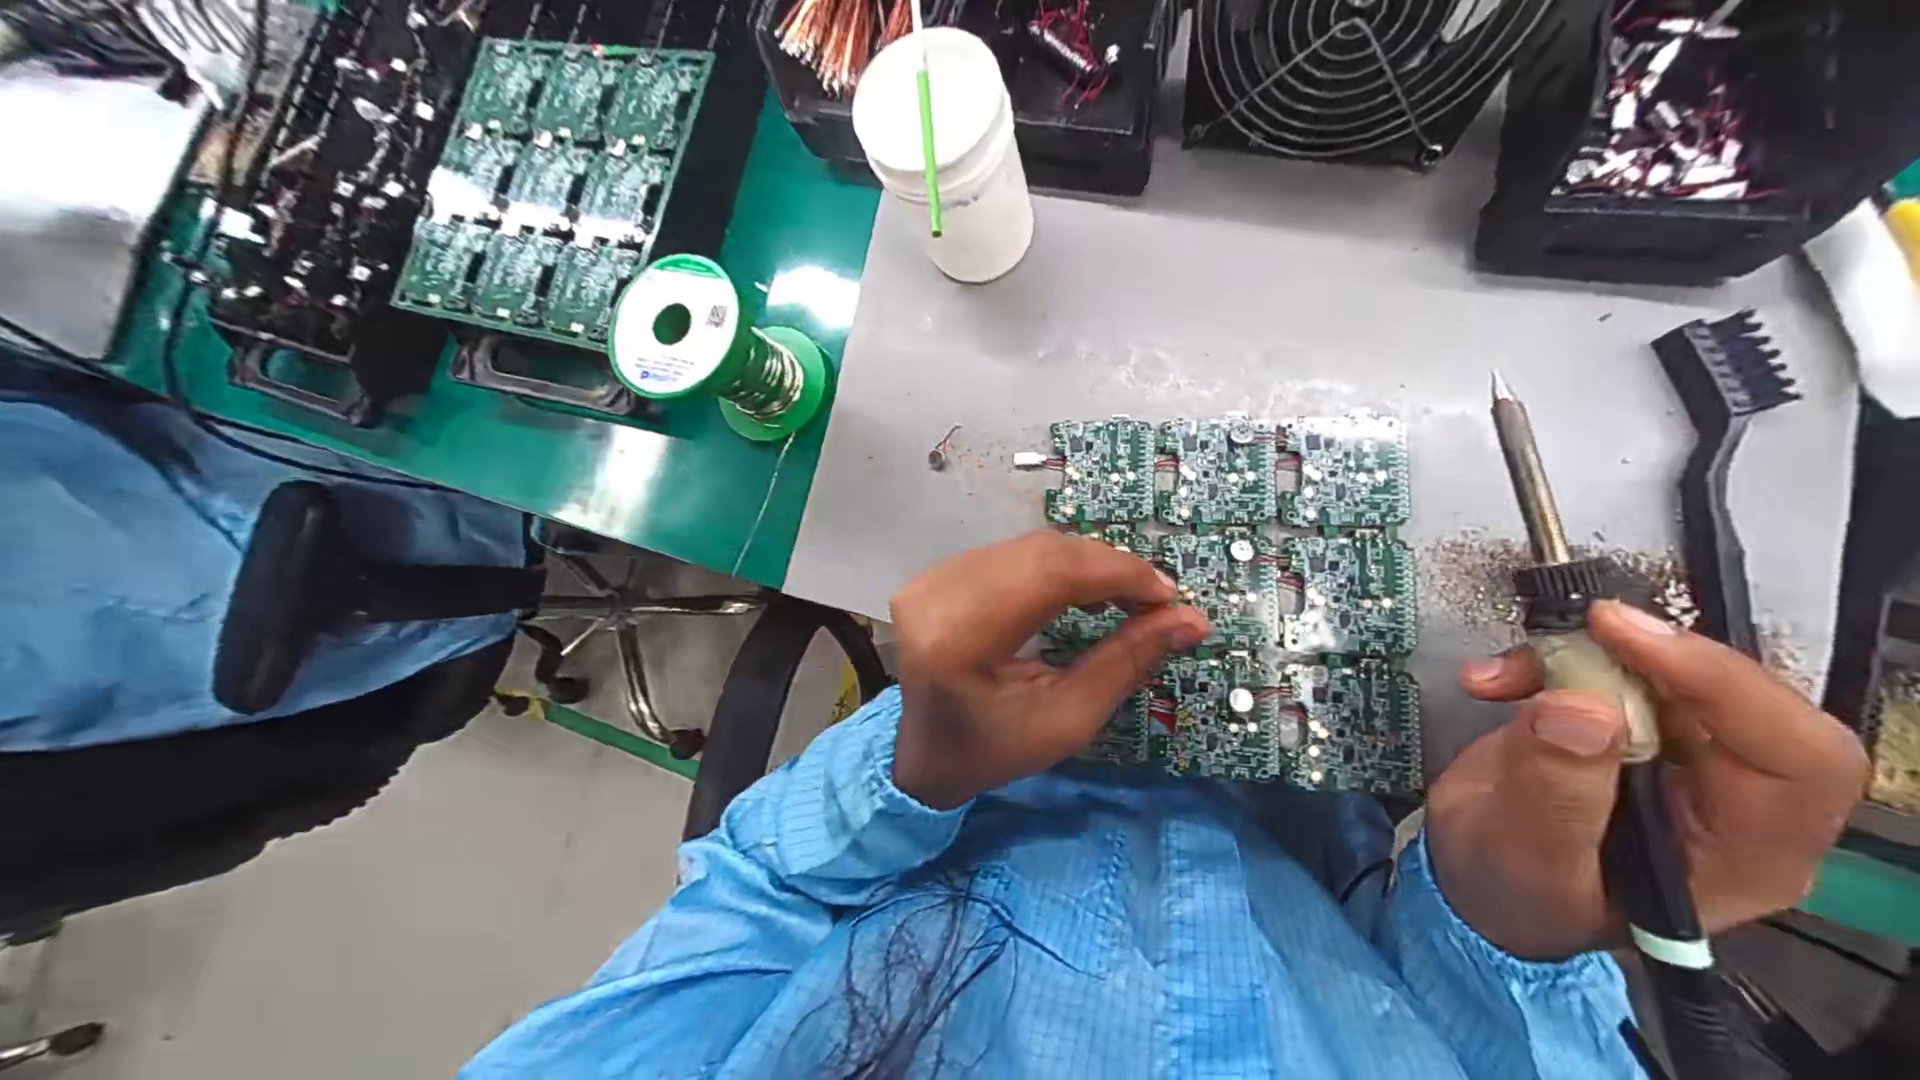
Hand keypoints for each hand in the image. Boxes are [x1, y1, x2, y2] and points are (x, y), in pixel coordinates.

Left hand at [888, 530, 1210, 808]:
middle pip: (1041, 552)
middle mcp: (936, 593)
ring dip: (1084, 565)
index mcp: (958, 637)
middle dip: (1107, 567)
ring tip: (1124, 598)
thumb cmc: (991, 750)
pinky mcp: (935, 575)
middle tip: (1153, 599)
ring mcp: (930, 578)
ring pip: (1028, 547)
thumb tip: (1189, 620)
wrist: (923, 755)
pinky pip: (1010, 554)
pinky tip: (1080, 592)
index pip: (1049, 574)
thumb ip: (1125, 663)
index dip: (1116, 573)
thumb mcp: (1065, 721)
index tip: (1167, 594)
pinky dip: (1055, 567)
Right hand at [1428, 600, 1867, 959]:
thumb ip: (1553, 795)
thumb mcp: (1524, 858)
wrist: (1472, 881)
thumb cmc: (1510, 892)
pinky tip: (1490, 682)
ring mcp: (1677, 760)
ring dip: (1573, 657)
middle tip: (1564, 637)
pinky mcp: (1622, 730)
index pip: (1794, 757)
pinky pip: (1606, 672)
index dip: (1725, 686)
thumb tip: (1579, 710)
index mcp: (1744, 852)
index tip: (1624, 637)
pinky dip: (1541, 662)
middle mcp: (1732, 799)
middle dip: (1640, 660)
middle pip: (1736, 700)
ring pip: (1665, 674)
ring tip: (1496, 679)